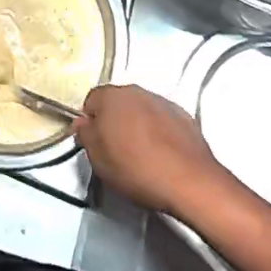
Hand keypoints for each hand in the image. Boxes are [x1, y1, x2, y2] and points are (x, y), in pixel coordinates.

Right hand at [74, 84, 232, 217]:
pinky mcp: (183, 115)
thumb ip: (86, 136)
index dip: (90, 121)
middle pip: (117, 102)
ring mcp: (162, 101)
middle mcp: (137, 91)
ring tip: (139, 154)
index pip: (91, 100)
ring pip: (140, 109)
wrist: (188, 179)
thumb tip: (82, 123)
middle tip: (114, 150)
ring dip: (136, 124)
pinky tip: (160, 153)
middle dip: (113, 121)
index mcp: (112, 97)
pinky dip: (158, 130)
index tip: (94, 142)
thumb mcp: (99, 160)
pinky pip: (161, 119)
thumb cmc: (136, 169)